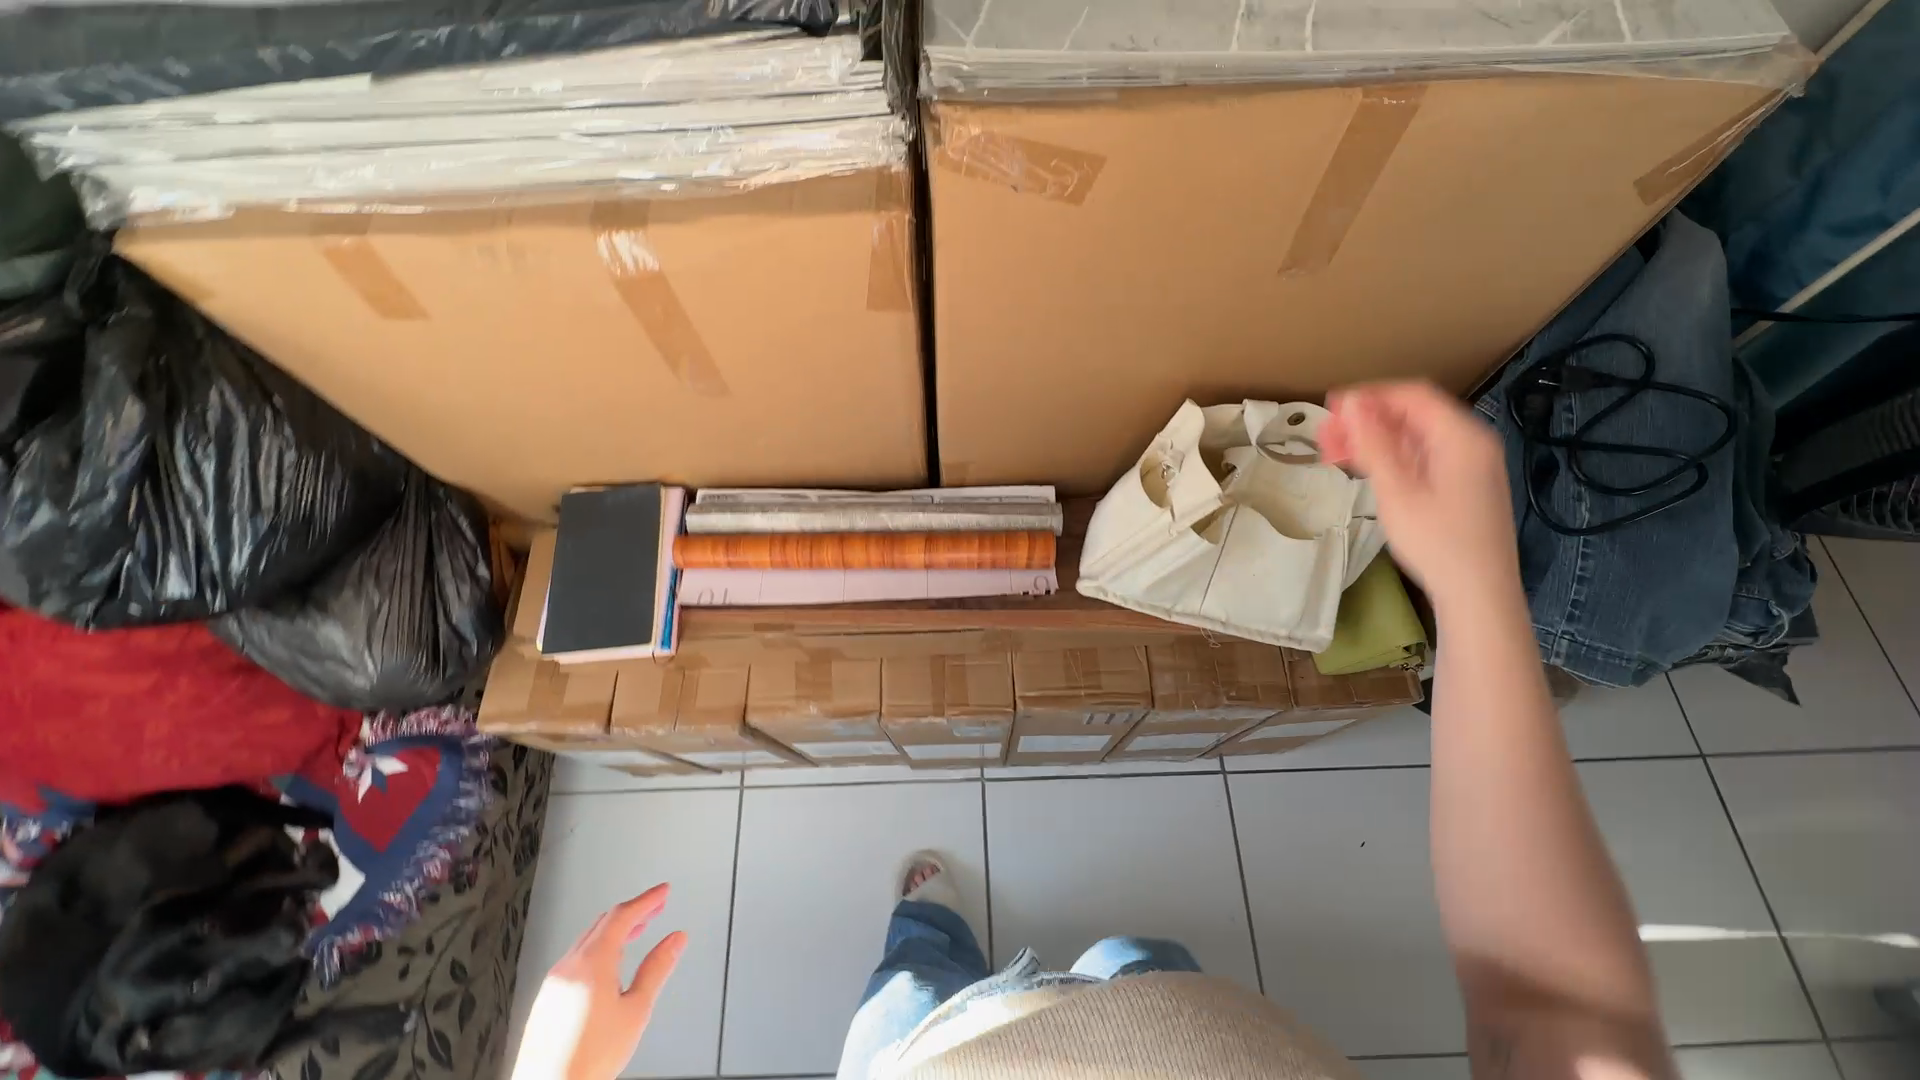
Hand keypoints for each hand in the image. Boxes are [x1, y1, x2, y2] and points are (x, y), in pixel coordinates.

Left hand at [513, 885, 685, 1079]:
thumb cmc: (588, 1060)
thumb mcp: (636, 1010)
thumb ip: (657, 968)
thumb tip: (675, 940)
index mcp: (593, 962)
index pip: (623, 915)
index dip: (646, 900)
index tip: (662, 892)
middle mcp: (569, 966)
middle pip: (603, 923)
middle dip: (632, 911)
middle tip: (654, 906)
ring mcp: (553, 982)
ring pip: (587, 940)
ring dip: (615, 929)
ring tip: (636, 931)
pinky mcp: (546, 999)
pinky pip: (575, 958)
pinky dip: (598, 948)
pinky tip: (608, 963)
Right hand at [1320, 381, 1520, 612]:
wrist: (1479, 593)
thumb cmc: (1436, 541)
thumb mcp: (1397, 490)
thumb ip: (1373, 443)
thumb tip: (1351, 403)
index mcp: (1461, 437)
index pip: (1412, 395)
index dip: (1369, 396)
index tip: (1329, 407)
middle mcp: (1471, 444)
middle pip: (1414, 415)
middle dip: (1367, 420)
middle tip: (1325, 435)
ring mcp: (1471, 467)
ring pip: (1416, 438)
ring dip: (1375, 440)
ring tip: (1335, 454)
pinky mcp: (1465, 488)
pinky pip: (1424, 458)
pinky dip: (1392, 458)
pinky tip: (1366, 471)